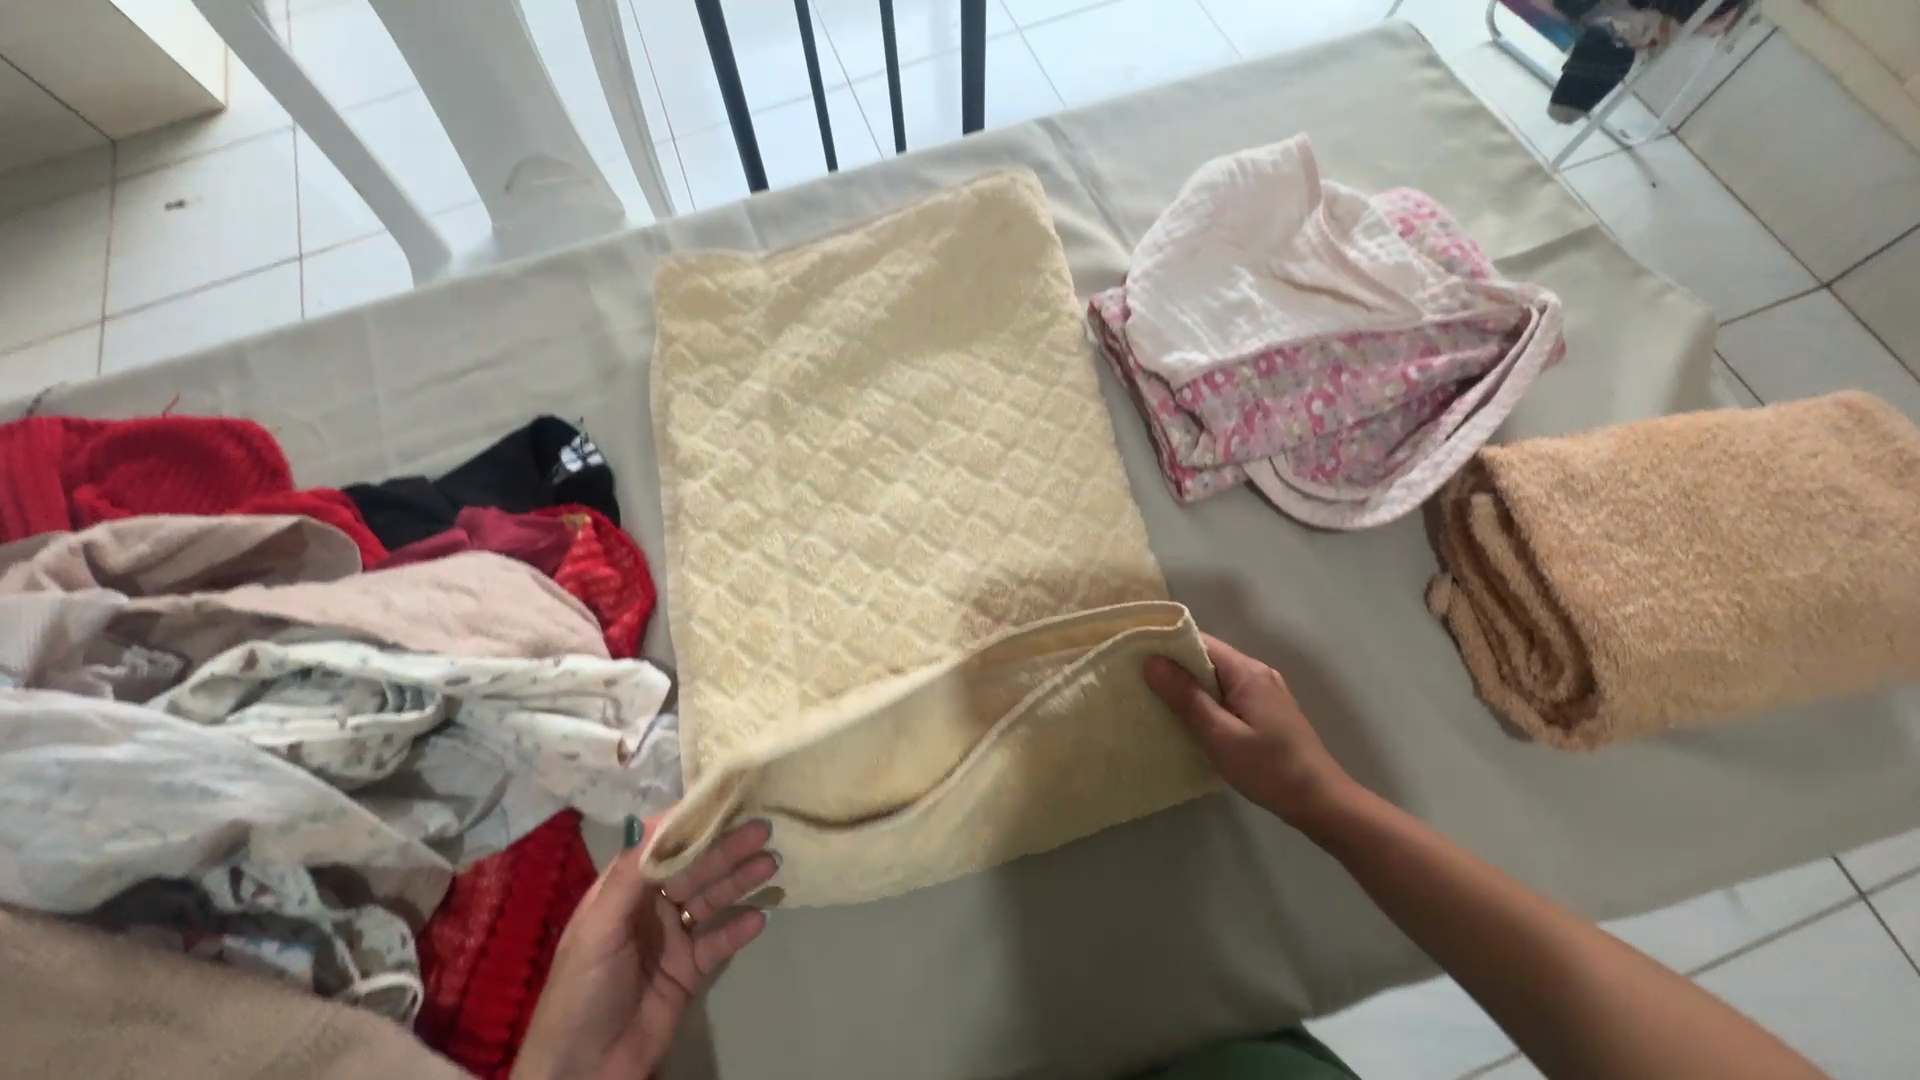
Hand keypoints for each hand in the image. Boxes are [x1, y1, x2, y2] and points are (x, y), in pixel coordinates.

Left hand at [513, 817, 778, 1079]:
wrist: (583, 1072)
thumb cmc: (581, 992)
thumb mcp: (599, 929)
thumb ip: (629, 875)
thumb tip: (656, 818)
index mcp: (621, 892)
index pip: (661, 846)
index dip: (691, 822)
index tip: (724, 798)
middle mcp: (648, 908)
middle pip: (694, 868)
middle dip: (727, 848)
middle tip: (764, 828)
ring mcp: (671, 940)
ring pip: (711, 899)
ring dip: (740, 879)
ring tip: (772, 863)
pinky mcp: (688, 972)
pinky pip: (719, 941)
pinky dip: (740, 927)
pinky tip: (761, 916)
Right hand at [1145, 634, 1356, 830]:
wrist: (1321, 802)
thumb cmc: (1269, 769)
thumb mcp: (1220, 735)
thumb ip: (1186, 697)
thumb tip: (1152, 661)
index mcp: (1247, 672)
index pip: (1199, 642)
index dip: (1166, 645)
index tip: (1134, 656)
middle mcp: (1257, 673)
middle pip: (1207, 658)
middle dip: (1174, 668)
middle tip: (1137, 682)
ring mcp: (1265, 693)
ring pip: (1217, 679)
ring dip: (1189, 688)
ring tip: (1155, 701)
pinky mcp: (1267, 712)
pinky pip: (1228, 695)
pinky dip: (1206, 702)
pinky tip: (1189, 721)